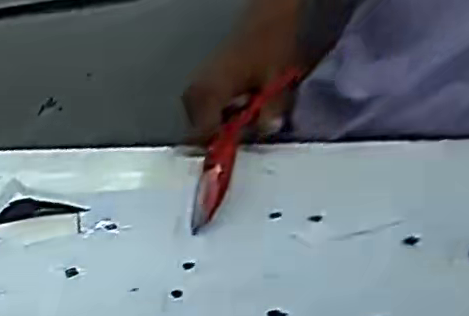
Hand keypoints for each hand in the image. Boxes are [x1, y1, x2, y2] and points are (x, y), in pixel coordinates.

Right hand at [182, 0, 301, 140]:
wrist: (265, 14)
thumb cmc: (270, 43)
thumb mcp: (277, 76)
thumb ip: (272, 108)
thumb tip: (268, 132)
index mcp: (206, 97)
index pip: (203, 135)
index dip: (218, 144)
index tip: (235, 149)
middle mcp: (191, 98)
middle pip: (199, 131)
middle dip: (222, 131)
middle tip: (248, 121)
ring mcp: (191, 93)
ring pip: (200, 122)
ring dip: (221, 121)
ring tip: (246, 105)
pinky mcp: (196, 88)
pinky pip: (202, 110)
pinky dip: (218, 111)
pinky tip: (238, 98)